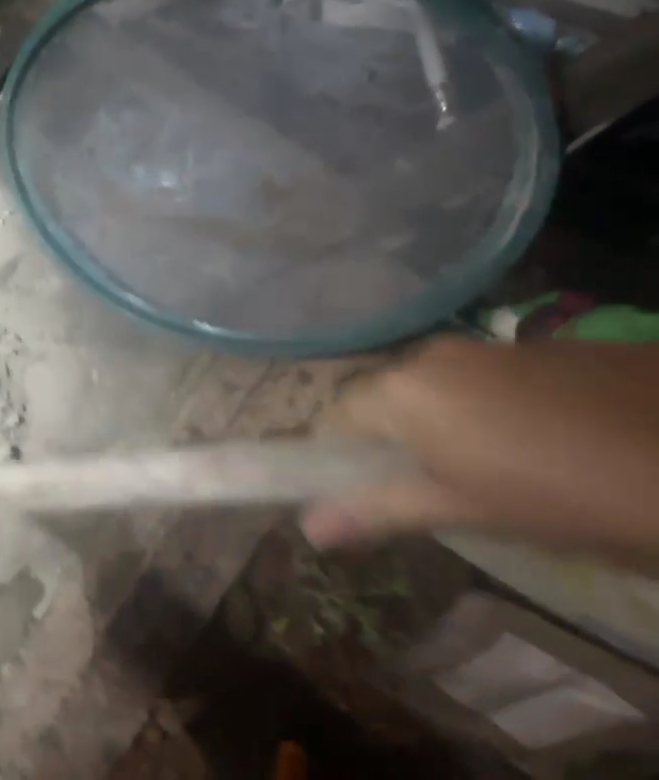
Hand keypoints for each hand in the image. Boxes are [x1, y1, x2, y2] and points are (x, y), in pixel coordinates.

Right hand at [301, 338, 658, 564]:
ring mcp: (492, 346)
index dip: (350, 460)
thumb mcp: (469, 511)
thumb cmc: (569, 496)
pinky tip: (558, 442)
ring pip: (445, 388)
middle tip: (450, 487)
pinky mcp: (551, 345)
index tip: (385, 493)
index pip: (337, 421)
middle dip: (406, 440)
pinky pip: (498, 378)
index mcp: (400, 391)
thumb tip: (307, 529)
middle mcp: (430, 355)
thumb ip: (380, 510)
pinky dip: (507, 406)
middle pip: (391, 401)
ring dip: (457, 422)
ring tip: (512, 468)